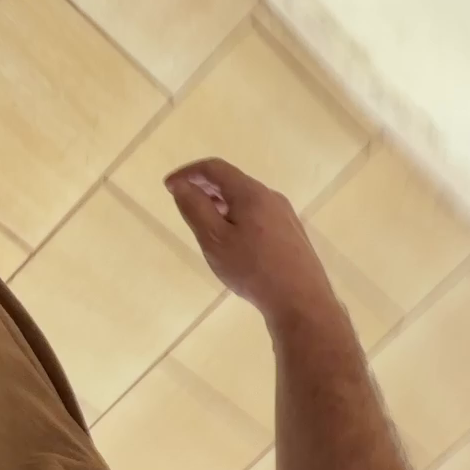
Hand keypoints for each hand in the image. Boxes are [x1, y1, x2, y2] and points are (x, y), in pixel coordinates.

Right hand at [164, 158, 340, 324]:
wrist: (301, 302)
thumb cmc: (252, 268)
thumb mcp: (213, 239)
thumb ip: (195, 208)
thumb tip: (181, 185)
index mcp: (250, 193)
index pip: (214, 168)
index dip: (188, 173)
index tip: (168, 187)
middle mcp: (270, 197)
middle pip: (231, 180)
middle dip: (203, 186)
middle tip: (182, 202)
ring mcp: (284, 214)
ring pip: (245, 198)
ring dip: (219, 202)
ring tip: (203, 222)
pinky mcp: (290, 232)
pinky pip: (257, 213)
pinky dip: (235, 214)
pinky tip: (231, 239)